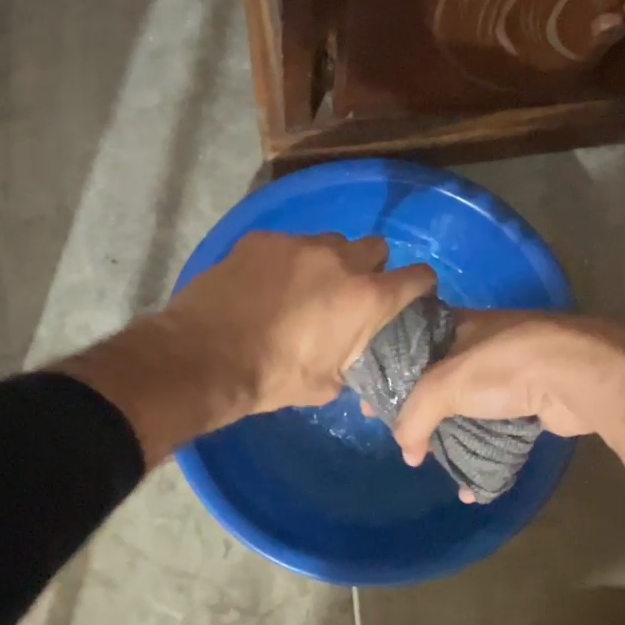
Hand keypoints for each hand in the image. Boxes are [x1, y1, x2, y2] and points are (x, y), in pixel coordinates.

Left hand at [165, 230, 437, 413]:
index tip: (412, 296)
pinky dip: (288, 261)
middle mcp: (340, 260)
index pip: (418, 276)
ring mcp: (299, 244)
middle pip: (376, 248)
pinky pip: (289, 244)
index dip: (420, 286)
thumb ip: (353, 362)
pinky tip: (267, 285)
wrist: (204, 358)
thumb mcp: (326, 385)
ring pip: (332, 242)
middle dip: (371, 268)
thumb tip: (353, 359)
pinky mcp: (262, 239)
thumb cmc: (272, 378)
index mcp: (366, 299)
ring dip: (329, 262)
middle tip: (350, 293)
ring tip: (306, 288)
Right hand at [389, 310, 624, 466]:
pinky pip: (491, 430)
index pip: (407, 345)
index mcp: (454, 325)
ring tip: (426, 460)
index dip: (385, 371)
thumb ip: (415, 416)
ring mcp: (503, 375)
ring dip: (446, 435)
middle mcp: (476, 345)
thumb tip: (407, 452)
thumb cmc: (504, 365)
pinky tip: (468, 480)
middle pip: (433, 379)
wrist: (576, 376)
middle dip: (412, 409)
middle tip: (393, 435)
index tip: (368, 400)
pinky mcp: (525, 403)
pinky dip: (478, 452)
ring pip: (462, 407)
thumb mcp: (445, 383)